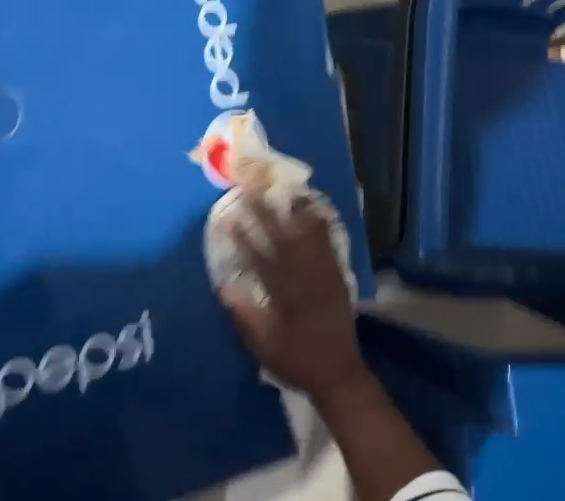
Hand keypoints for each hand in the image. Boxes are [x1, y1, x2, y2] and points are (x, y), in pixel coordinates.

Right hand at [218, 186, 370, 400]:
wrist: (339, 374)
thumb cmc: (297, 361)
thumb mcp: (264, 347)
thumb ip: (245, 316)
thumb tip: (225, 286)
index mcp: (286, 296)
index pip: (260, 259)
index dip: (244, 237)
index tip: (229, 216)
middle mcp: (306, 280)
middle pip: (283, 240)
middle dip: (266, 213)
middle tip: (252, 191)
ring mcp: (325, 275)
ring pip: (307, 237)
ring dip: (292, 212)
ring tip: (280, 190)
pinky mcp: (338, 277)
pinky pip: (329, 246)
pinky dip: (321, 226)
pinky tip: (314, 210)